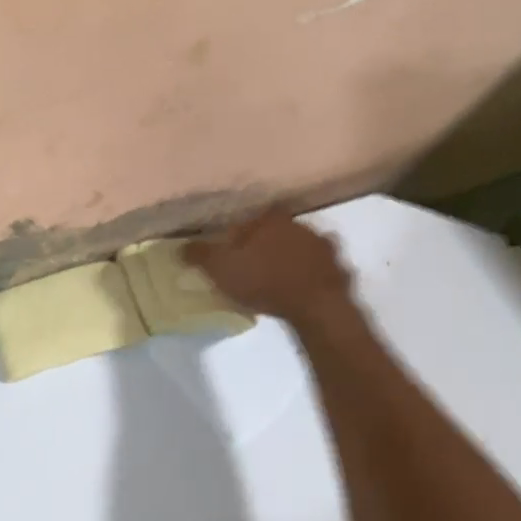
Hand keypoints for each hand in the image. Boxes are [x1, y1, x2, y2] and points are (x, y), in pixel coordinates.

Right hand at [181, 210, 355, 325]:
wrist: (315, 306)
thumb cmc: (262, 280)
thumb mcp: (219, 268)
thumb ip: (199, 255)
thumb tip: (181, 246)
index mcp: (272, 220)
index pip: (258, 215)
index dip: (248, 228)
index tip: (238, 243)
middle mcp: (302, 226)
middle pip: (282, 229)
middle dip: (271, 242)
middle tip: (256, 262)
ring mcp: (325, 248)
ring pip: (305, 248)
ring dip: (294, 258)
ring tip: (279, 278)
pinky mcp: (340, 271)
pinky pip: (323, 269)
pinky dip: (313, 275)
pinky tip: (302, 289)